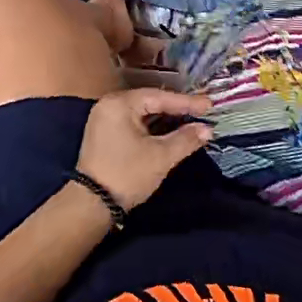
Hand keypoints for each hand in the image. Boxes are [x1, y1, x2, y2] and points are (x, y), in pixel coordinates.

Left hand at [75, 88, 213, 209]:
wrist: (92, 204)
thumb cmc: (127, 174)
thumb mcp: (160, 157)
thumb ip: (185, 139)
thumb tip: (207, 129)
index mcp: (120, 103)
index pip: (159, 97)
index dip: (187, 102)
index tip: (209, 105)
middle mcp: (109, 104)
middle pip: (150, 101)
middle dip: (176, 108)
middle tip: (202, 111)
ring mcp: (104, 118)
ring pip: (142, 112)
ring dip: (165, 118)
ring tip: (190, 119)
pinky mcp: (105, 133)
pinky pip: (133, 122)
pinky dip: (152, 126)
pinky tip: (169, 130)